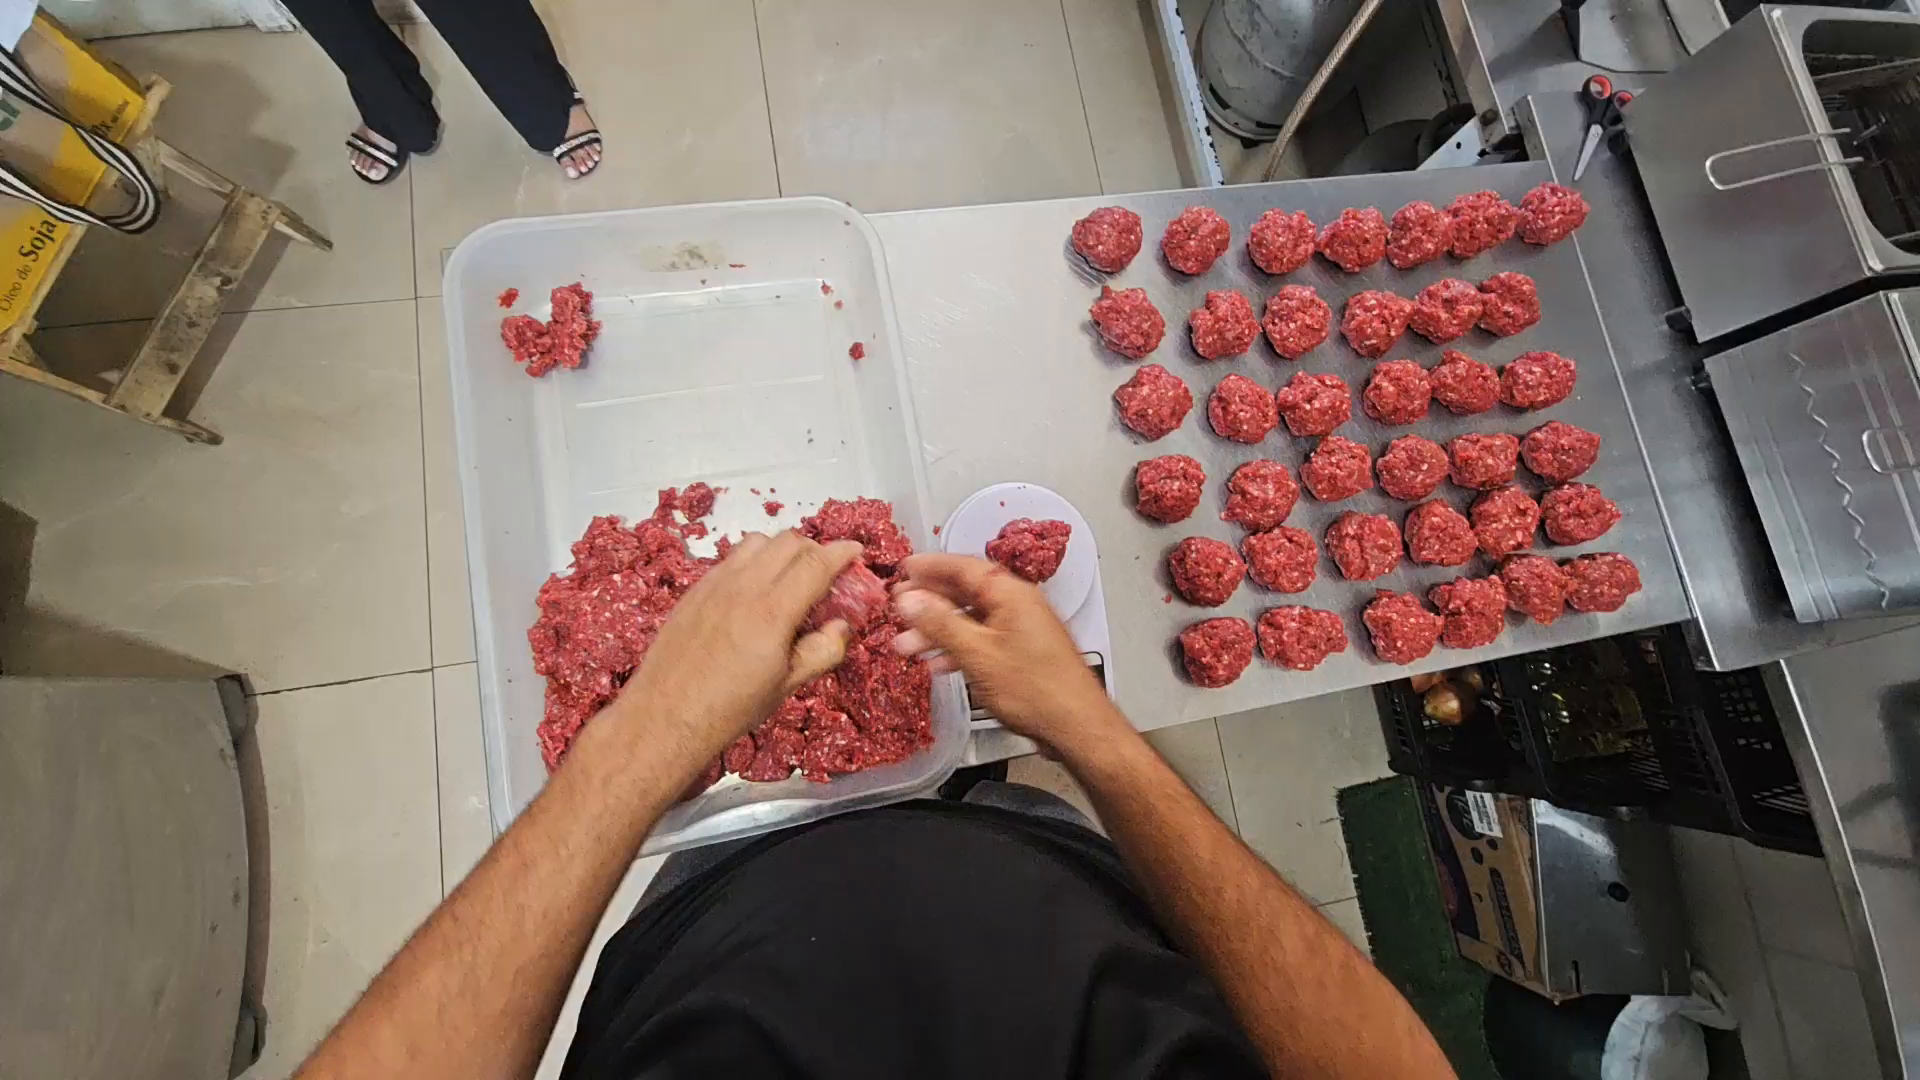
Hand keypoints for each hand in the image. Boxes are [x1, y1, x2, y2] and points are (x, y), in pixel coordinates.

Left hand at [610, 532, 863, 767]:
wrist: (664, 717)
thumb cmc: (731, 708)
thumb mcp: (787, 685)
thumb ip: (823, 651)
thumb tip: (842, 626)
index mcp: (773, 612)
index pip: (816, 563)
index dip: (842, 552)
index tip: (856, 552)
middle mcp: (744, 587)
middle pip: (789, 542)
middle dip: (815, 549)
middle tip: (826, 573)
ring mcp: (715, 584)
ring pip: (758, 542)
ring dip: (782, 550)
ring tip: (790, 577)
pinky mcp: (695, 590)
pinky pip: (731, 559)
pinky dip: (754, 562)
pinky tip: (755, 591)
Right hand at [890, 554, 1123, 752]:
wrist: (1076, 726)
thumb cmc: (1033, 688)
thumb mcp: (977, 653)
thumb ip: (940, 624)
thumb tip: (909, 599)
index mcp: (1010, 593)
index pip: (963, 567)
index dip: (930, 566)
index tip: (903, 568)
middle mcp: (1017, 604)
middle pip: (965, 592)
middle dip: (929, 601)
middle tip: (899, 606)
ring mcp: (1021, 629)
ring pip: (971, 620)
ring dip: (938, 630)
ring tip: (907, 645)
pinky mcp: (1021, 652)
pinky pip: (982, 640)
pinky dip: (958, 648)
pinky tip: (939, 664)